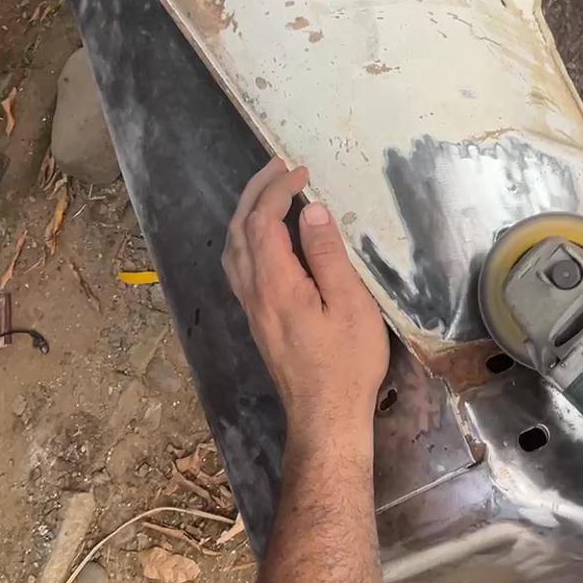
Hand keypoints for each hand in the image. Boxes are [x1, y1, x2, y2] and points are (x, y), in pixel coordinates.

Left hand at [223, 159, 389, 452]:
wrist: (324, 416)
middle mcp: (253, 291)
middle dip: (255, 193)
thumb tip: (311, 211)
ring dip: (246, 214)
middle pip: (239, 230)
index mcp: (275, 283)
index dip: (278, 191)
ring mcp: (252, 307)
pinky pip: (239, 266)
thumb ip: (327, 255)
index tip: (301, 171)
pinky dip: (246, 238)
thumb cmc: (346, 361)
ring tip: (268, 193)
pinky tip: (262, 238)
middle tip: (278, 167)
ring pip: (233, 249)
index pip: (264, 222)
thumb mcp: (349, 304)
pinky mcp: (258, 320)